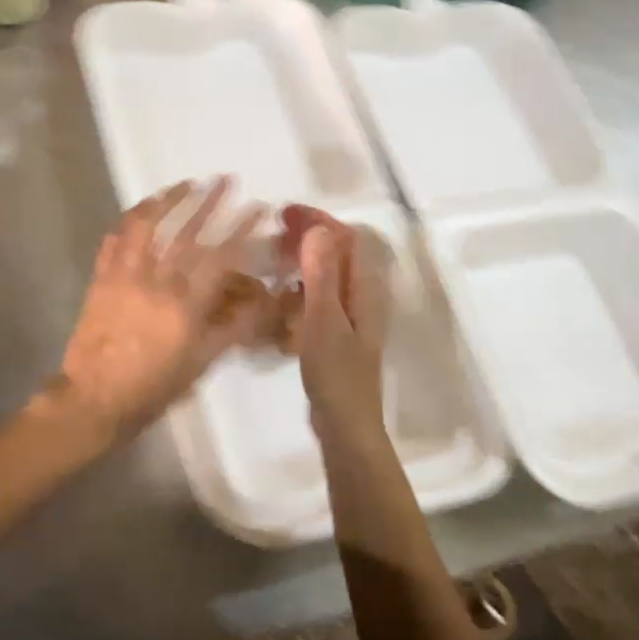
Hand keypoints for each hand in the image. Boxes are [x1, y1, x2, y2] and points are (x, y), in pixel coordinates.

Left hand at [53, 179, 265, 440]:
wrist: (94, 398)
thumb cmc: (152, 388)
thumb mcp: (200, 365)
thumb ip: (230, 330)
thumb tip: (260, 302)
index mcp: (185, 304)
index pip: (221, 255)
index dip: (242, 227)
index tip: (257, 205)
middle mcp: (156, 282)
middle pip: (185, 231)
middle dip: (208, 201)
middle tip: (224, 179)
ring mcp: (123, 277)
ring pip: (144, 226)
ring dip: (165, 200)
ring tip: (181, 185)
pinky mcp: (100, 281)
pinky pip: (113, 243)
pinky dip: (127, 225)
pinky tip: (138, 216)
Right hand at [278, 205, 390, 451]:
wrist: (346, 425)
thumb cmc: (336, 374)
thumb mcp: (324, 321)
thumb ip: (323, 275)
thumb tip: (318, 229)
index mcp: (365, 290)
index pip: (347, 238)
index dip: (318, 220)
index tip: (283, 214)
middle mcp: (363, 297)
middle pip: (341, 252)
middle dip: (310, 235)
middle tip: (274, 231)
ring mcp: (353, 316)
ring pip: (330, 273)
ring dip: (306, 258)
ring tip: (274, 256)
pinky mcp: (339, 334)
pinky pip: (322, 295)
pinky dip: (303, 284)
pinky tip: (281, 294)